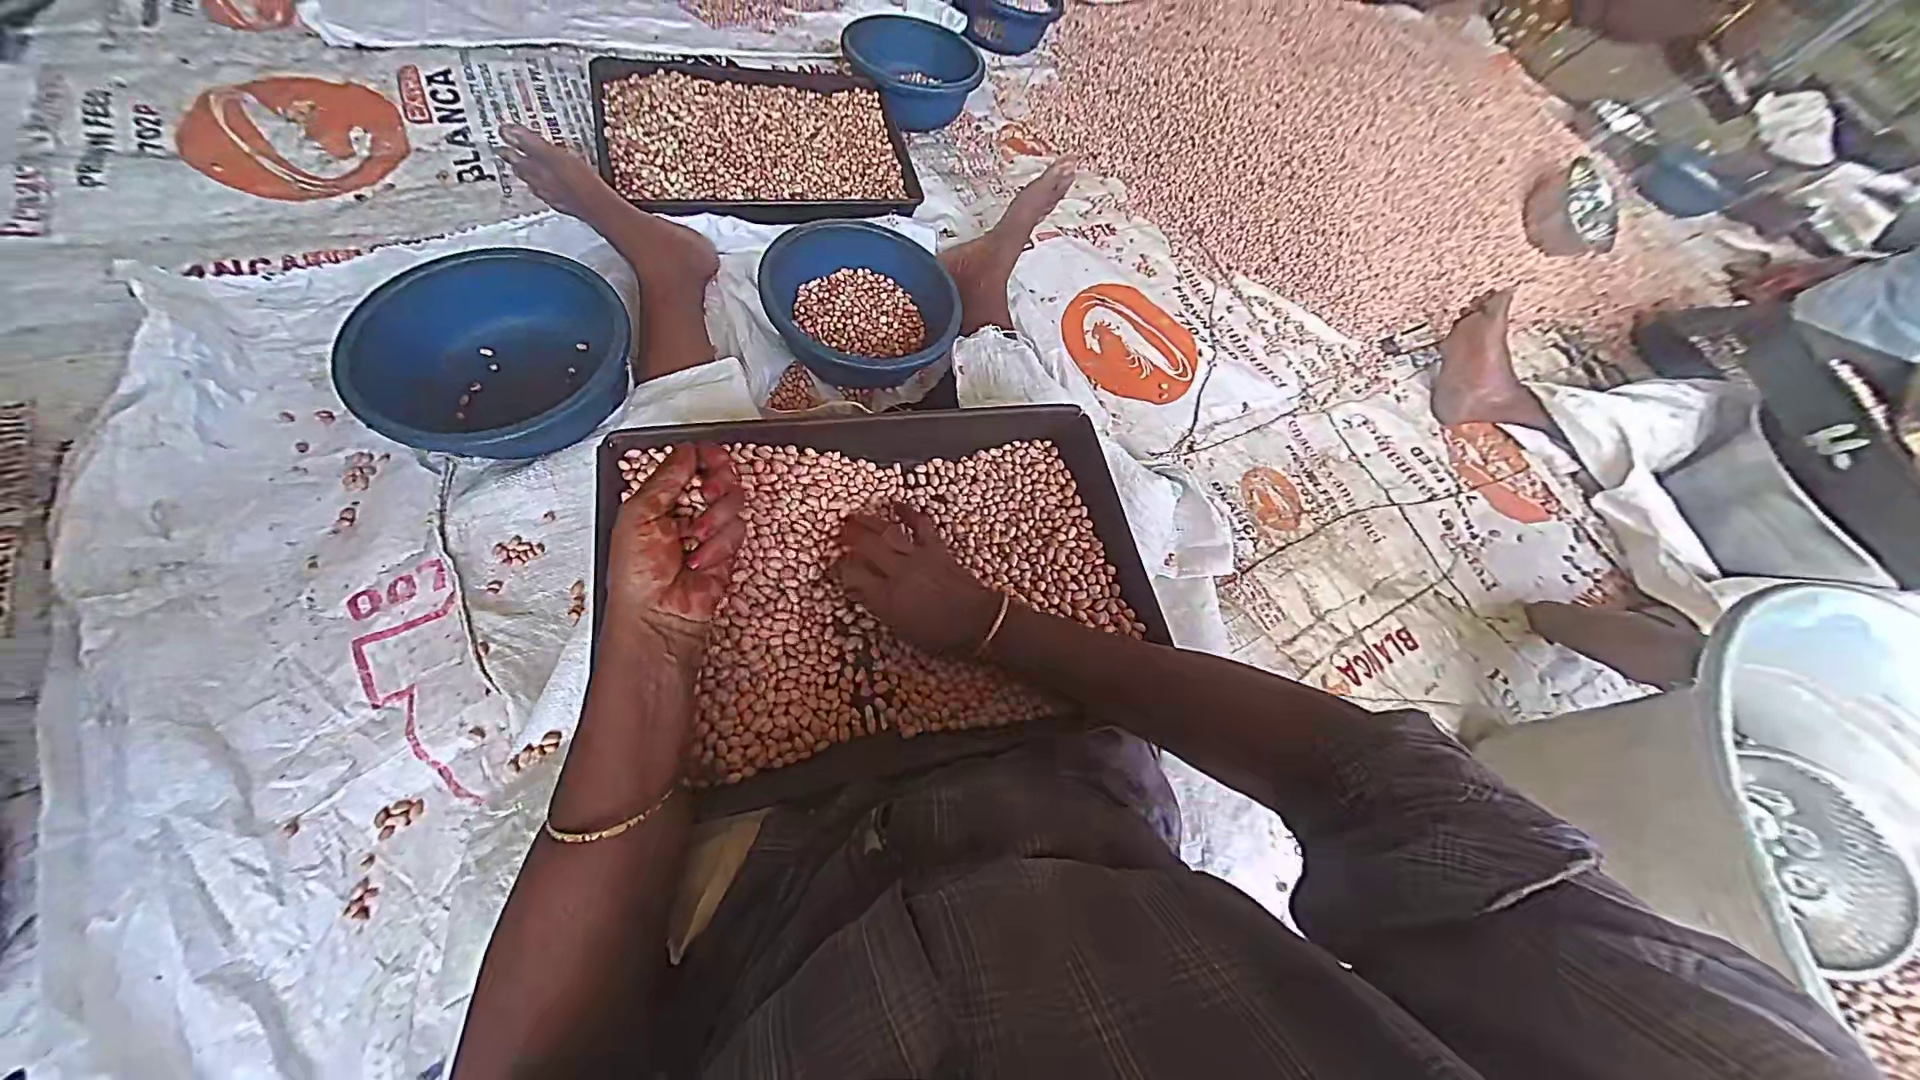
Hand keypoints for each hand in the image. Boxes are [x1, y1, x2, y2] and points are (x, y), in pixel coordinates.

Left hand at [498, 123, 617, 220]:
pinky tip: (555, 189)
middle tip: (510, 154)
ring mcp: (553, 196)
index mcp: (532, 169)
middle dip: (516, 162)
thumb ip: (527, 142)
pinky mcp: (568, 205)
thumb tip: (505, 131)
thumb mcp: (550, 153)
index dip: (507, 145)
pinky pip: (553, 195)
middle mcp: (539, 184)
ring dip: (532, 177)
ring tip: (530, 171)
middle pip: (522, 171)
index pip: (512, 154)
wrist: (598, 207)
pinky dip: (550, 189)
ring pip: (536, 184)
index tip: (503, 137)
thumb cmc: (577, 180)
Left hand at [606, 444, 744, 665]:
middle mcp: (689, 509)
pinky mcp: (728, 548)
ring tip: (693, 539)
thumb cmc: (637, 573)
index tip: (712, 456)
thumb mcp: (639, 513)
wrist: (658, 612)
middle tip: (707, 494)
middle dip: (717, 483)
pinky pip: (738, 530)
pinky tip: (700, 560)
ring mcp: (711, 529)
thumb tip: (687, 451)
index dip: (705, 456)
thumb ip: (666, 478)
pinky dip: (719, 545)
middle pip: (720, 476)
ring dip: (714, 520)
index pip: (692, 463)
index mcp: (662, 497)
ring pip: (733, 502)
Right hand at [834, 502, 1002, 656]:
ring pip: (887, 531)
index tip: (834, 568)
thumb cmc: (938, 635)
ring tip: (853, 516)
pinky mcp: (936, 548)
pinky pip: (919, 524)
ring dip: (868, 522)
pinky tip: (895, 503)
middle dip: (848, 538)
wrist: (978, 622)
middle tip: (837, 534)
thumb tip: (856, 589)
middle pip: (865, 546)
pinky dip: (907, 511)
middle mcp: (898, 572)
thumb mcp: (901, 629)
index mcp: (886, 598)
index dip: (839, 570)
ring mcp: (918, 556)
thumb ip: (877, 606)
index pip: (852, 576)